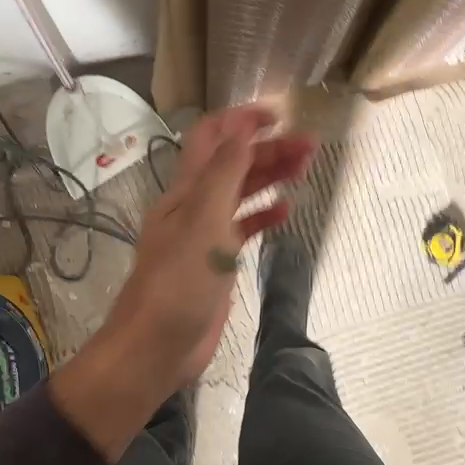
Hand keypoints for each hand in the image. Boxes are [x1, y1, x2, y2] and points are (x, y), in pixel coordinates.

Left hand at [51, 106, 315, 460]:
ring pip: (240, 193)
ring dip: (270, 176)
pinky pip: (242, 228)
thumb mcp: (203, 221)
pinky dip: (263, 215)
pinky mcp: (215, 262)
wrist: (154, 348)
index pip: (212, 137)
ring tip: (306, 167)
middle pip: (233, 163)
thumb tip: (242, 125)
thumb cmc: (178, 283)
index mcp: (186, 189)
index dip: (242, 120)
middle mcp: (194, 204)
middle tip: (310, 146)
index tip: (280, 115)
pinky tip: (286, 211)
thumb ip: (224, 172)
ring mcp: (204, 234)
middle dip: (268, 148)